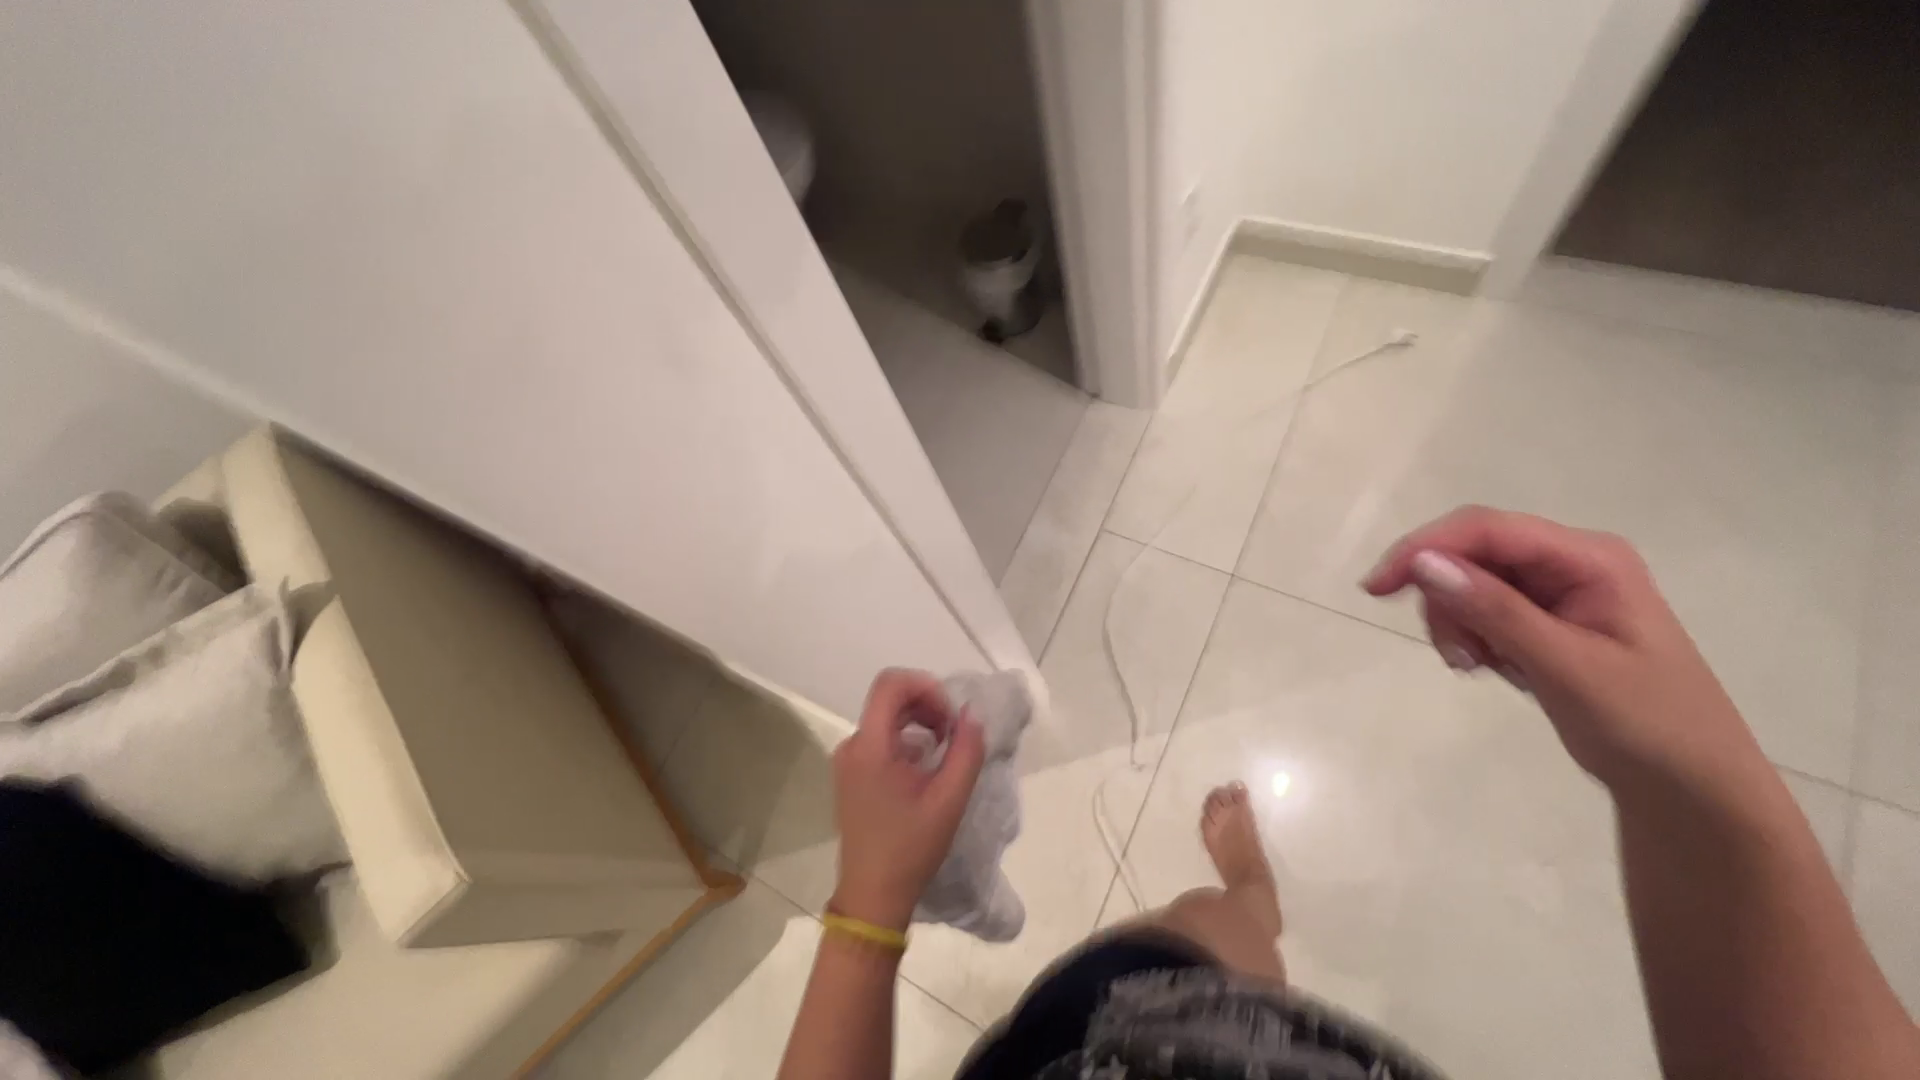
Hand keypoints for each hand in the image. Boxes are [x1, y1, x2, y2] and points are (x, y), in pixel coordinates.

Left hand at [829, 669, 986, 930]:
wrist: (872, 895)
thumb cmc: (911, 848)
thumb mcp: (949, 799)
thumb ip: (966, 751)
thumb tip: (972, 714)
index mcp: (870, 747)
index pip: (890, 684)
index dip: (925, 686)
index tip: (950, 716)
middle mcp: (852, 745)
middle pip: (889, 699)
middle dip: (927, 704)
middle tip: (953, 735)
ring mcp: (848, 761)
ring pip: (885, 718)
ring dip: (918, 723)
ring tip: (942, 753)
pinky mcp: (851, 775)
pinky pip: (879, 739)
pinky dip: (906, 740)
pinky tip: (924, 770)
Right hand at [1363, 506, 1761, 792]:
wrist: (1690, 787)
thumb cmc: (1646, 725)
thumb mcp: (1566, 667)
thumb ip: (1494, 611)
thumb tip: (1422, 563)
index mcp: (1589, 558)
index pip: (1486, 529)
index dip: (1423, 549)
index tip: (1376, 590)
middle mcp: (1569, 562)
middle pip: (1471, 553)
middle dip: (1444, 597)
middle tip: (1453, 655)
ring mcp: (1557, 591)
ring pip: (1468, 582)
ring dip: (1455, 621)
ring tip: (1476, 668)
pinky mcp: (1543, 620)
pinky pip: (1481, 609)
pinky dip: (1469, 635)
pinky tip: (1487, 667)